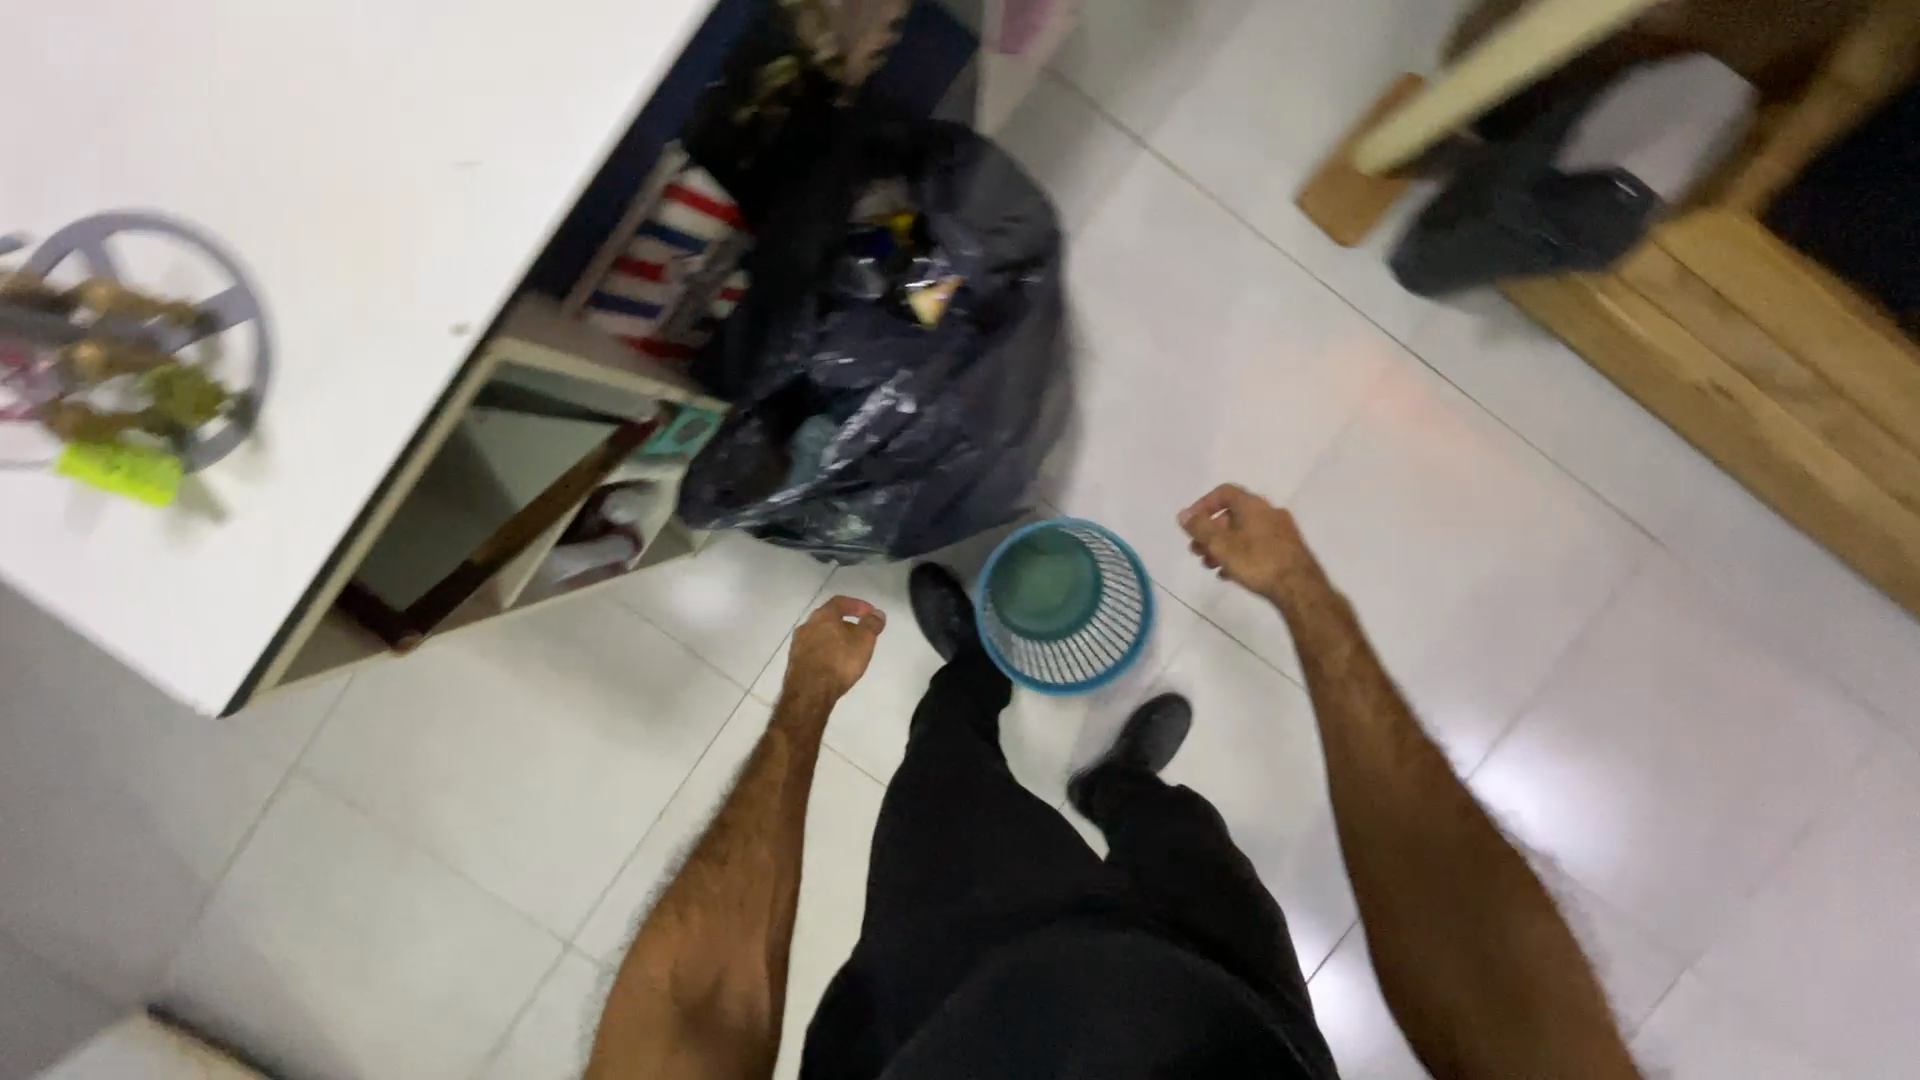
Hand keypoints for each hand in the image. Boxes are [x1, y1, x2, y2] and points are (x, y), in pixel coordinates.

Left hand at [787, 595, 885, 699]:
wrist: (809, 692)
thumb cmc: (839, 662)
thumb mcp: (863, 642)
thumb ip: (871, 625)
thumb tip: (877, 613)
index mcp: (823, 616)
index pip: (840, 602)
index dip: (857, 605)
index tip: (869, 613)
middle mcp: (807, 626)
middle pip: (828, 618)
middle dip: (846, 624)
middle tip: (860, 634)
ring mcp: (798, 644)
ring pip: (820, 635)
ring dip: (835, 639)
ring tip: (849, 651)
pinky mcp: (794, 662)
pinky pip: (814, 651)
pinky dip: (826, 652)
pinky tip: (834, 664)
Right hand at [1179, 483, 1317, 601]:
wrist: (1299, 587)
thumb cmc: (1256, 561)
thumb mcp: (1220, 544)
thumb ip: (1199, 527)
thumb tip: (1183, 514)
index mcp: (1252, 505)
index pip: (1223, 492)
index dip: (1203, 505)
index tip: (1191, 524)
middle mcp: (1268, 512)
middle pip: (1232, 515)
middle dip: (1210, 532)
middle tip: (1196, 551)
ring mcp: (1281, 531)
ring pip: (1244, 532)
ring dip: (1222, 546)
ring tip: (1210, 565)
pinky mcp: (1287, 549)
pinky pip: (1257, 546)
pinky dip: (1239, 555)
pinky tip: (1230, 574)